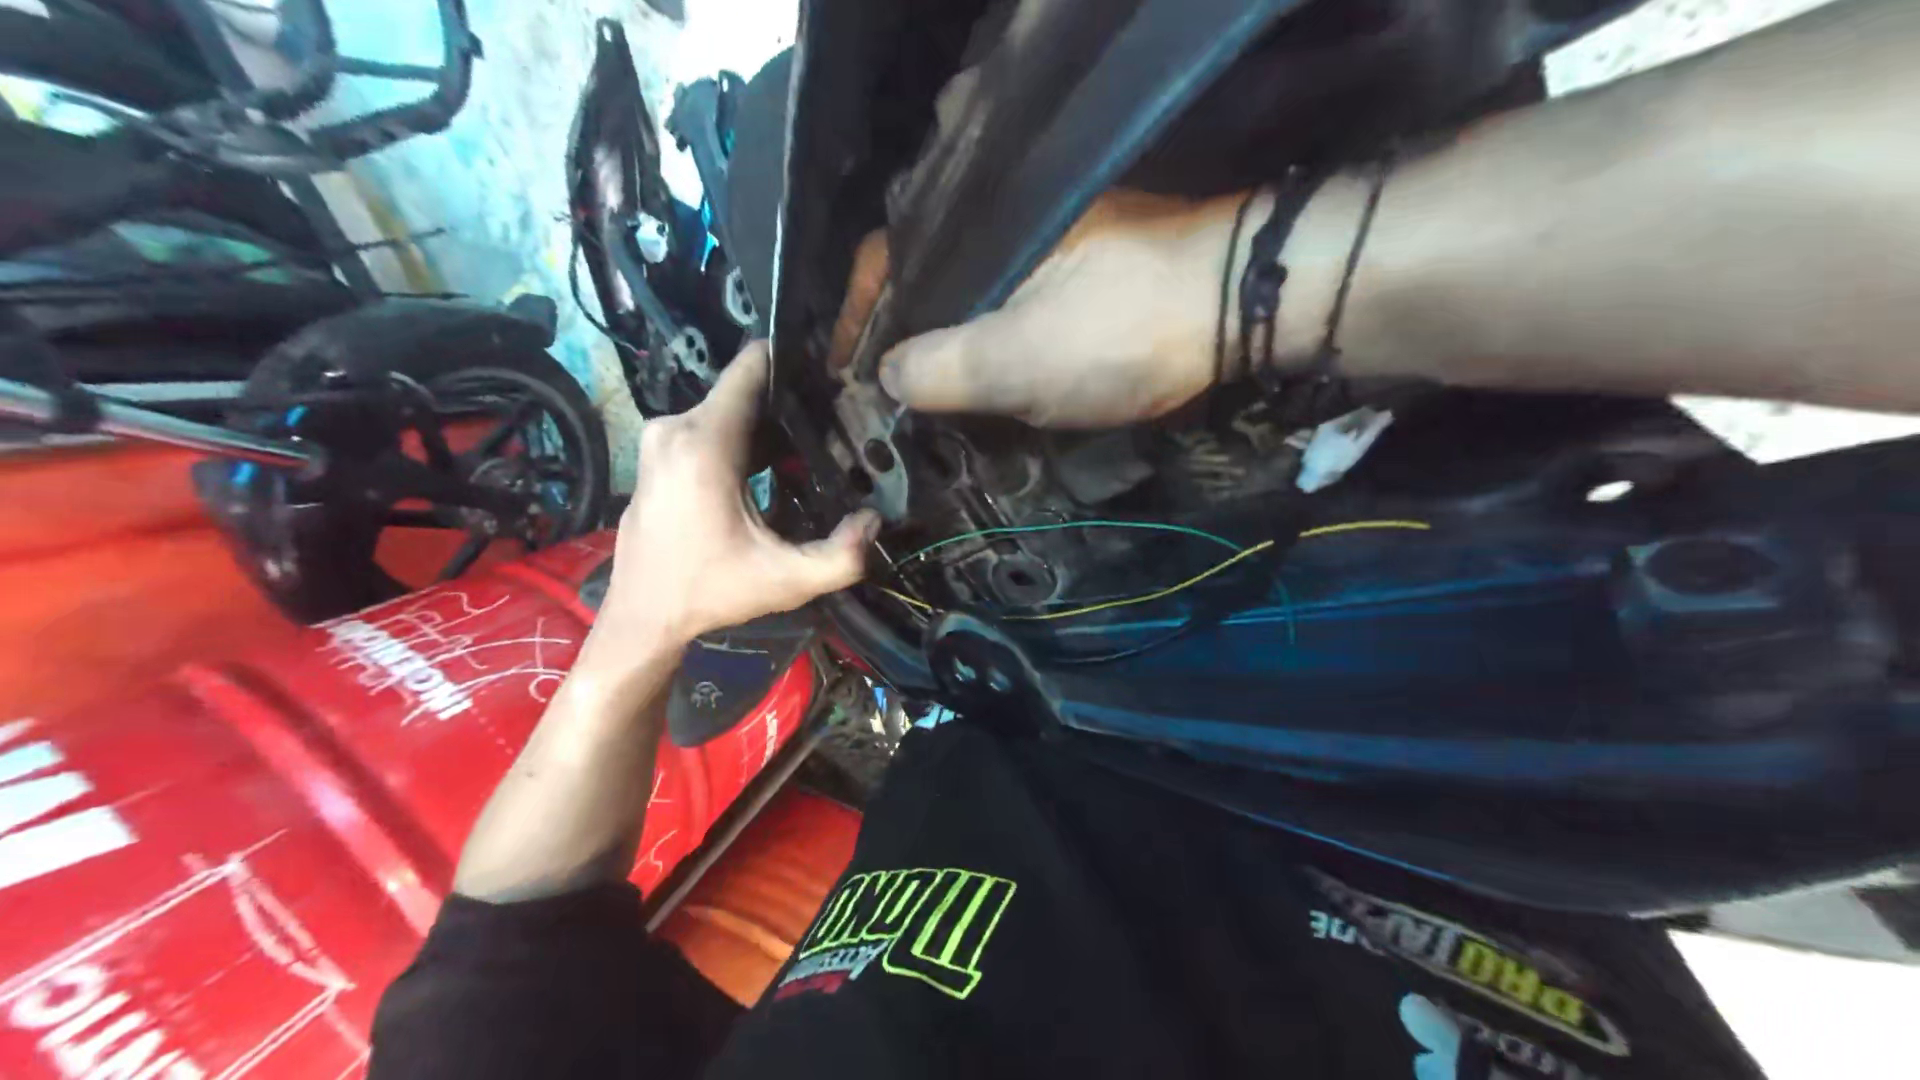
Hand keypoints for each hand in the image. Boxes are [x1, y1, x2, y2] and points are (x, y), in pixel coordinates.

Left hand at [585, 342, 879, 663]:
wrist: (643, 617)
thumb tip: (875, 519)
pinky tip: (769, 469)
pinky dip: (740, 441)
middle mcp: (675, 428)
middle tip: (834, 424)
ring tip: (809, 448)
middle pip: (744, 393)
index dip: (792, 361)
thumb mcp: (786, 580)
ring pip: (727, 412)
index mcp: (704, 444)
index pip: (750, 369)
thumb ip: (842, 555)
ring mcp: (659, 440)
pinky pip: (707, 429)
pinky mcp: (655, 456)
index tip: (831, 370)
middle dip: (788, 405)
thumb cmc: (709, 593)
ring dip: (766, 427)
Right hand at [832, 190, 1245, 427]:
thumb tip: (885, 378)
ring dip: (940, 345)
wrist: (1231, 309)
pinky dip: (985, 345)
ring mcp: (1039, 252)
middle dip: (894, 338)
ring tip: (922, 400)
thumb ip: (936, 371)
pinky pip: (1007, 310)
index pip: (881, 262)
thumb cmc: (1114, 331)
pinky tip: (982, 382)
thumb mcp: (1011, 361)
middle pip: (920, 281)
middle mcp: (998, 232)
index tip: (839, 372)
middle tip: (879, 395)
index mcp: (970, 232)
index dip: (852, 319)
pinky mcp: (1073, 276)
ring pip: (964, 300)